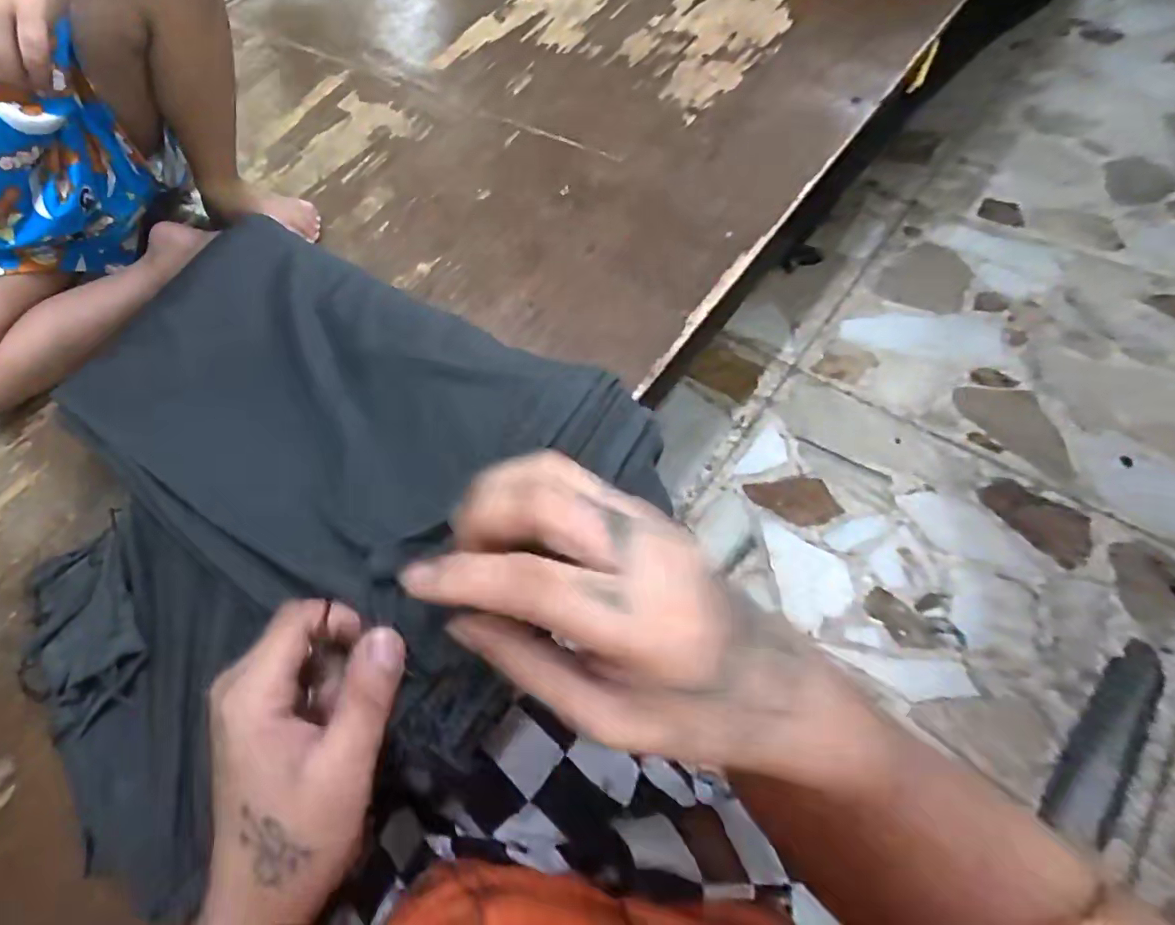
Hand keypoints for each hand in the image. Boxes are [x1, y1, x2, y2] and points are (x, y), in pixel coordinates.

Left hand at [201, 601, 405, 924]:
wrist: (258, 898)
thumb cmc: (302, 835)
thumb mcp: (346, 765)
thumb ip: (366, 695)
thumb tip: (387, 632)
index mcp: (249, 685)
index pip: (295, 616)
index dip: (339, 620)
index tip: (377, 652)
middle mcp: (233, 680)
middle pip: (293, 637)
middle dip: (336, 660)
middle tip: (362, 707)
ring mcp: (234, 700)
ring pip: (293, 660)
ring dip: (328, 684)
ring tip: (342, 733)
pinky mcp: (242, 718)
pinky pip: (284, 684)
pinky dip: (313, 699)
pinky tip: (325, 739)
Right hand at [402, 452, 883, 790]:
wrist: (780, 684)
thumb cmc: (693, 718)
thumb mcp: (604, 721)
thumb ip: (523, 664)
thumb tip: (457, 617)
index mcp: (643, 624)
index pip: (531, 580)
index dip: (460, 576)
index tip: (412, 579)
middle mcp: (646, 554)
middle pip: (538, 500)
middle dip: (476, 521)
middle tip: (459, 559)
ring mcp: (646, 518)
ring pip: (545, 471)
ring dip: (492, 495)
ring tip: (479, 538)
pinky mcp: (639, 504)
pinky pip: (559, 472)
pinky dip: (515, 486)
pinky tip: (508, 523)